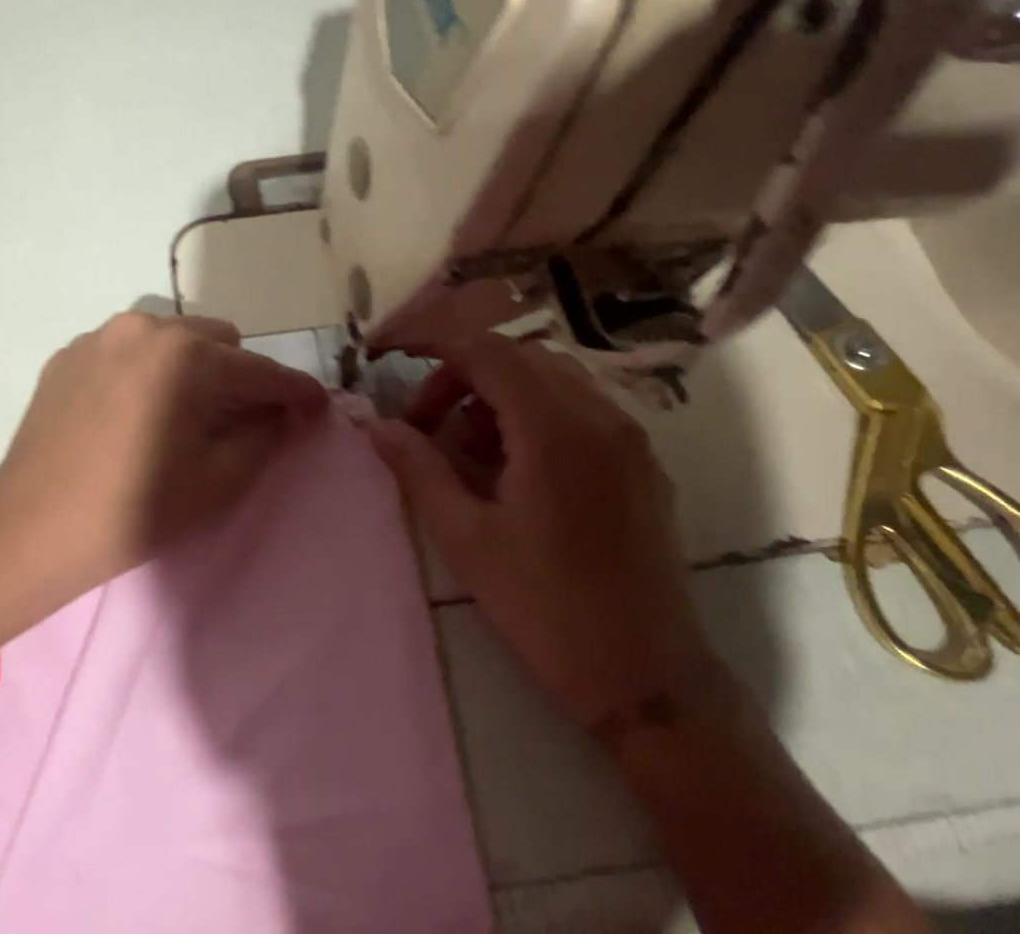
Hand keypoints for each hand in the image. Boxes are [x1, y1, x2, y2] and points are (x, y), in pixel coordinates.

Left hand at [0, 312, 328, 656]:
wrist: (29, 532)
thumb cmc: (133, 512)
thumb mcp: (216, 480)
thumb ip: (263, 434)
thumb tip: (282, 411)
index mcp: (184, 354)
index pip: (258, 370)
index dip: (295, 391)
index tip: (318, 408)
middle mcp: (142, 327)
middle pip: (216, 342)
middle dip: (239, 377)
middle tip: (243, 422)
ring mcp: (98, 337)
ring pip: (170, 342)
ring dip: (192, 370)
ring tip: (186, 418)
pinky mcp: (67, 356)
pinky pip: (127, 354)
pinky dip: (147, 375)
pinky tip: (136, 417)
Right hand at [362, 333, 714, 724]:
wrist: (643, 672)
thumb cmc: (544, 607)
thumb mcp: (465, 538)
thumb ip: (418, 469)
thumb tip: (377, 423)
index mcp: (556, 430)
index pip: (490, 352)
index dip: (436, 347)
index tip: (394, 362)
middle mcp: (602, 418)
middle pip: (522, 359)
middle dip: (463, 376)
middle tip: (426, 425)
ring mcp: (631, 440)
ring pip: (555, 381)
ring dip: (500, 396)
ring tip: (467, 451)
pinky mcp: (642, 465)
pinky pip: (583, 411)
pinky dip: (537, 417)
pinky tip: (514, 470)